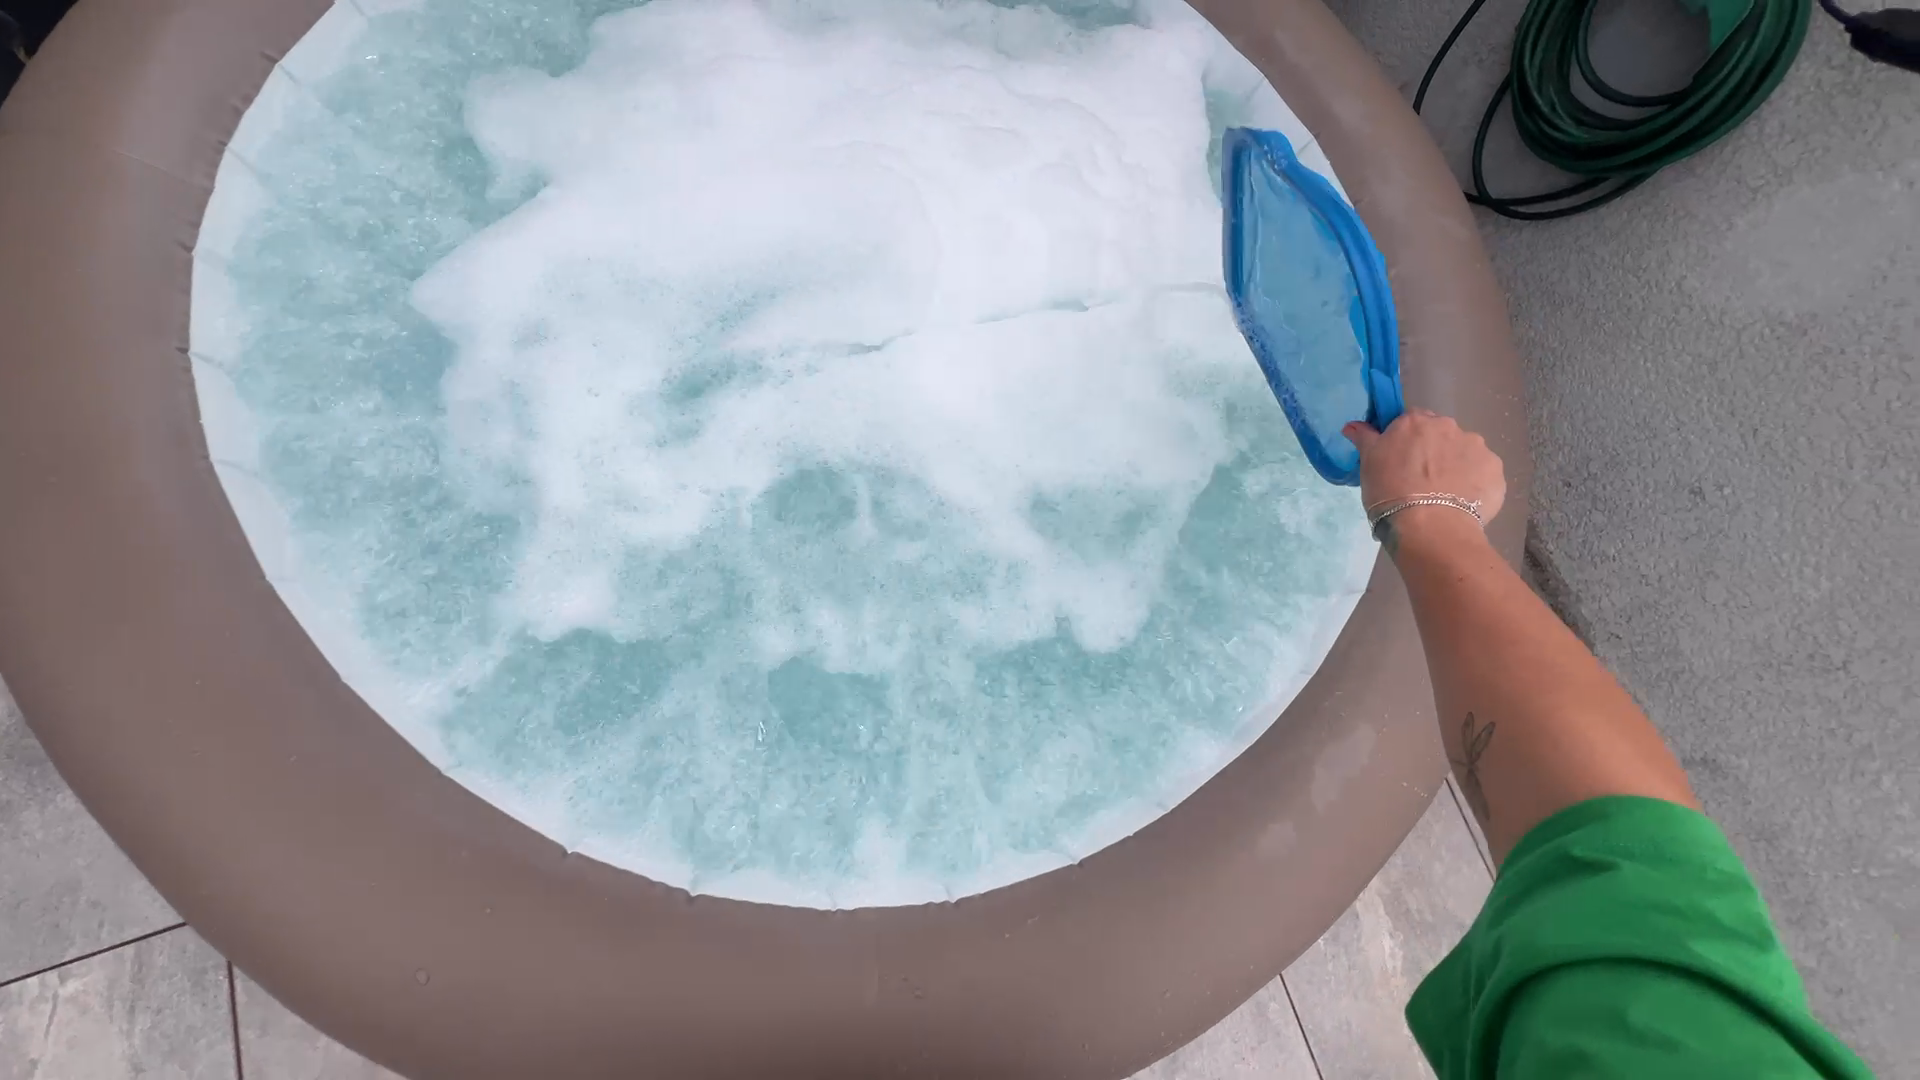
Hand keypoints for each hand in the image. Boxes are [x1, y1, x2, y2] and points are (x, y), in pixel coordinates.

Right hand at [1343, 409, 1505, 525]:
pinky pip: (1481, 473)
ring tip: (1440, 494)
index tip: (1398, 458)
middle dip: (1431, 450)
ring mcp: (1478, 448)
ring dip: (1453, 465)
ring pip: (1463, 452)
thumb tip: (1352, 425)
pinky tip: (1458, 502)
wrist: (1429, 526)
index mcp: (1416, 421)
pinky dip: (1472, 483)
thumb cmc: (1390, 491)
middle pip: (1439, 434)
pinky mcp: (1495, 471)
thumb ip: (1364, 438)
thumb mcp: (1368, 463)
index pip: (1410, 419)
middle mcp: (1450, 427)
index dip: (1403, 439)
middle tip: (1417, 478)